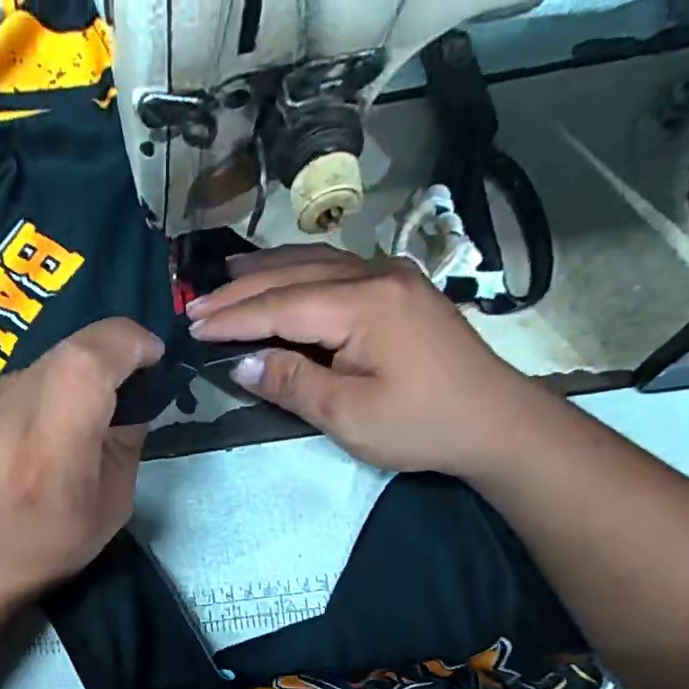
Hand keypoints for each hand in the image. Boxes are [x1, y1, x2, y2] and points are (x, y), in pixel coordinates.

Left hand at [0, 318, 159, 603]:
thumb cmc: (54, 544)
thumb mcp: (115, 501)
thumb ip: (127, 435)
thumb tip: (137, 382)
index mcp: (47, 458)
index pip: (84, 365)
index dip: (124, 344)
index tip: (150, 356)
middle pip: (67, 354)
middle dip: (106, 359)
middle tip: (120, 389)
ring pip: (43, 363)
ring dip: (71, 379)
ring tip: (69, 421)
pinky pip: (17, 376)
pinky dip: (40, 391)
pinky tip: (31, 429)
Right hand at [186, 244, 538, 476]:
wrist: (496, 422)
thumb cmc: (423, 425)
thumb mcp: (350, 416)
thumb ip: (293, 383)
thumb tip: (243, 363)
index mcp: (363, 304)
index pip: (280, 305)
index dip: (233, 318)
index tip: (192, 326)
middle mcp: (376, 275)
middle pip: (293, 276)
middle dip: (241, 292)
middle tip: (195, 305)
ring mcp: (392, 276)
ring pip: (316, 262)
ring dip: (268, 272)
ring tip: (226, 278)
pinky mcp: (401, 288)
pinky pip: (338, 268)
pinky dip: (301, 271)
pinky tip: (284, 274)